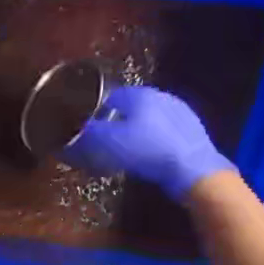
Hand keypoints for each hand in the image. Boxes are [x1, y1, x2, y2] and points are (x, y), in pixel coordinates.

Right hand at [63, 86, 234, 199]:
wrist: (192, 169)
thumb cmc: (147, 150)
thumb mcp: (110, 143)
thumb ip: (89, 135)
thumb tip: (71, 134)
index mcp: (141, 95)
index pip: (112, 96)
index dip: (97, 112)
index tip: (88, 129)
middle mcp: (161, 97)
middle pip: (131, 108)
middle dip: (116, 123)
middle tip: (105, 143)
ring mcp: (179, 113)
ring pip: (148, 120)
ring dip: (135, 132)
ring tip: (125, 152)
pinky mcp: (190, 132)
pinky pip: (162, 133)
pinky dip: (151, 142)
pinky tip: (147, 157)